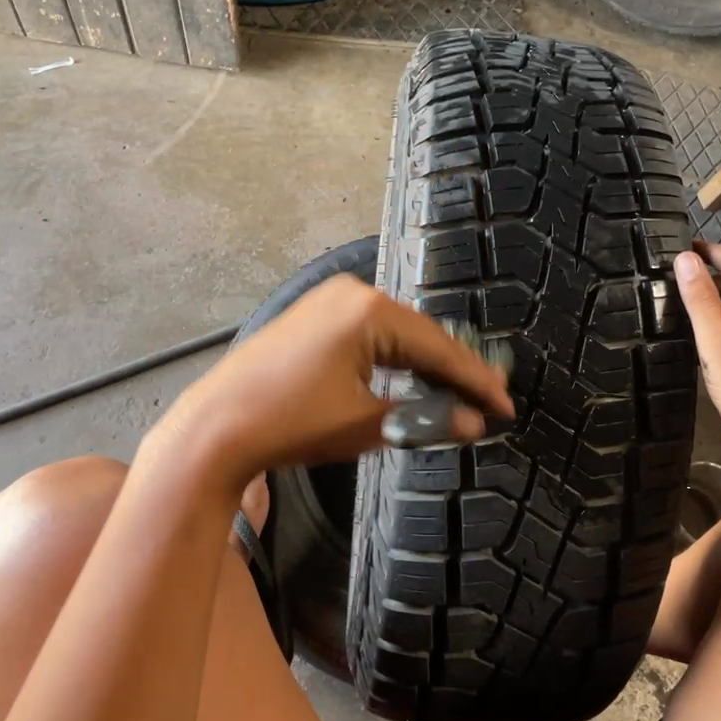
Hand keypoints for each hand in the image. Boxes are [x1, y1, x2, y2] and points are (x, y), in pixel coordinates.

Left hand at [151, 275, 515, 487]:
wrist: (215, 427)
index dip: (475, 380)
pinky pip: (370, 333)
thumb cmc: (285, 423)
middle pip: (421, 335)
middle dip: (454, 371)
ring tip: (459, 394)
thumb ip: (427, 419)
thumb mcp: (366, 425)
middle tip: (490, 399)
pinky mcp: (314, 315)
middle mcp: (351, 293)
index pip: (439, 348)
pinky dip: (394, 359)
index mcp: (368, 311)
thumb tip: (473, 422)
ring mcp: (329, 300)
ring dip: (425, 365)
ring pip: (397, 334)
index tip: (505, 404)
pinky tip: (413, 379)